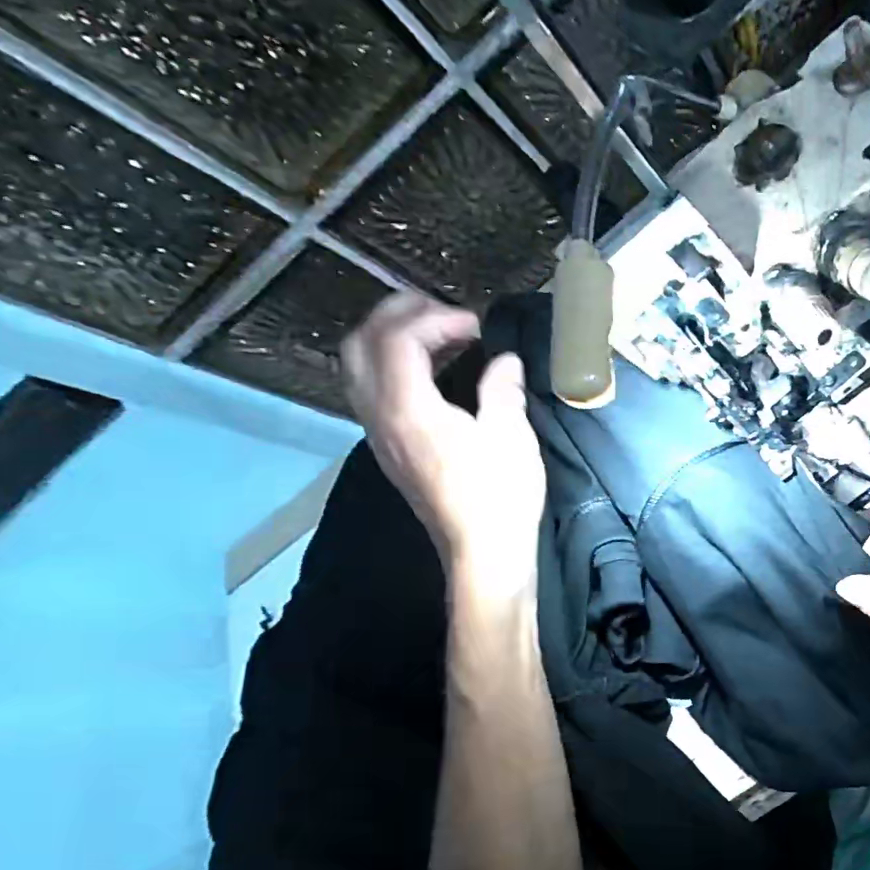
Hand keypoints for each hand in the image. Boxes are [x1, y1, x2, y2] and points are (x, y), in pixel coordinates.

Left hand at [342, 293, 544, 585]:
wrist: (482, 555)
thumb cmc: (500, 496)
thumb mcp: (511, 436)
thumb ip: (502, 389)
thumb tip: (504, 362)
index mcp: (408, 410)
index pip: (398, 339)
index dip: (436, 318)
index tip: (477, 324)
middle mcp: (380, 418)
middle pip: (360, 345)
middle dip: (397, 315)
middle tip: (444, 313)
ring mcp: (379, 436)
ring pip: (359, 368)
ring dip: (391, 339)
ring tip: (439, 336)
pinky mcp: (389, 450)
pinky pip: (372, 390)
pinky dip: (394, 365)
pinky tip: (432, 372)